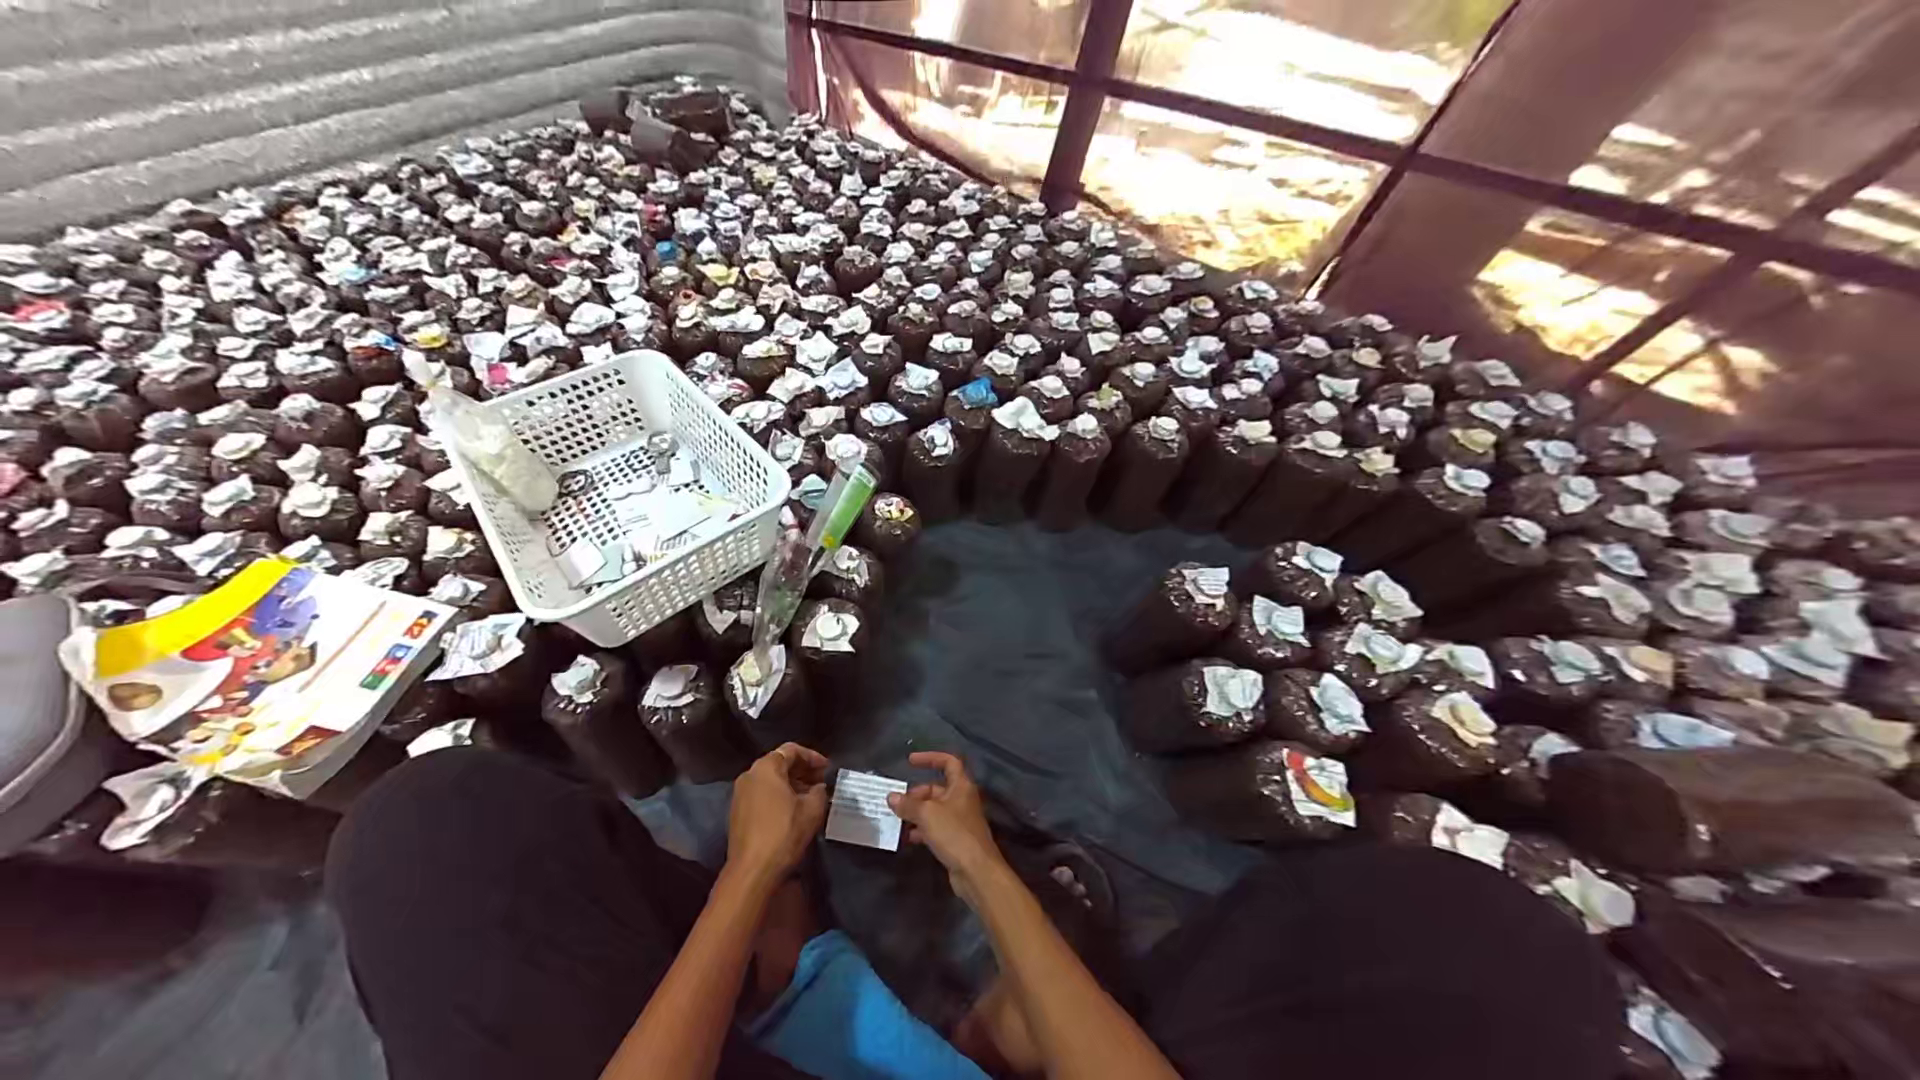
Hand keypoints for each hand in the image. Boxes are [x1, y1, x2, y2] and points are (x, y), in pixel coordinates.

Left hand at [727, 743, 829, 882]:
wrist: (752, 870)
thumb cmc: (784, 832)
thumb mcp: (813, 809)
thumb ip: (819, 791)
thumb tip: (818, 788)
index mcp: (766, 767)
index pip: (792, 750)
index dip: (813, 757)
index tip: (827, 768)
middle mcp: (749, 775)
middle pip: (779, 763)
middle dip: (802, 770)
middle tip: (821, 782)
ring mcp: (740, 794)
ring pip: (770, 780)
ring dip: (791, 784)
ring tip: (811, 797)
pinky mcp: (737, 812)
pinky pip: (762, 794)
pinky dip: (778, 796)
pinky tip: (793, 810)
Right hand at [888, 752, 1005, 904]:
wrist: (976, 871)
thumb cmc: (954, 833)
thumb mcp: (927, 814)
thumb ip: (908, 804)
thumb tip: (891, 797)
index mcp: (961, 786)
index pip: (948, 762)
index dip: (930, 758)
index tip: (910, 761)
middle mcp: (962, 799)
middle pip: (937, 788)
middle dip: (917, 793)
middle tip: (899, 802)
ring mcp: (959, 820)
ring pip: (934, 810)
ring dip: (916, 813)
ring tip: (898, 819)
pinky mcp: (955, 839)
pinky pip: (935, 828)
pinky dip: (922, 829)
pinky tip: (908, 837)